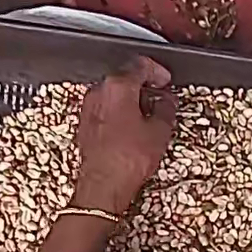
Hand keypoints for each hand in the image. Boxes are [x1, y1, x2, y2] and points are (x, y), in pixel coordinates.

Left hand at [72, 57, 176, 212]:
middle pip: (124, 78)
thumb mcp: (159, 132)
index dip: (157, 70)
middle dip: (143, 86)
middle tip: (159, 97)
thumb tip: (166, 101)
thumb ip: (165, 109)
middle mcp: (98, 93)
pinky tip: (131, 129)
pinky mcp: (85, 126)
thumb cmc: (128, 158)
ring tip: (147, 116)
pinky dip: (119, 113)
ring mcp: (88, 109)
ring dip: (130, 100)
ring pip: (113, 95)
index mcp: (117, 87)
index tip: (166, 80)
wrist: (103, 186)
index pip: (140, 65)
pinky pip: (105, 111)